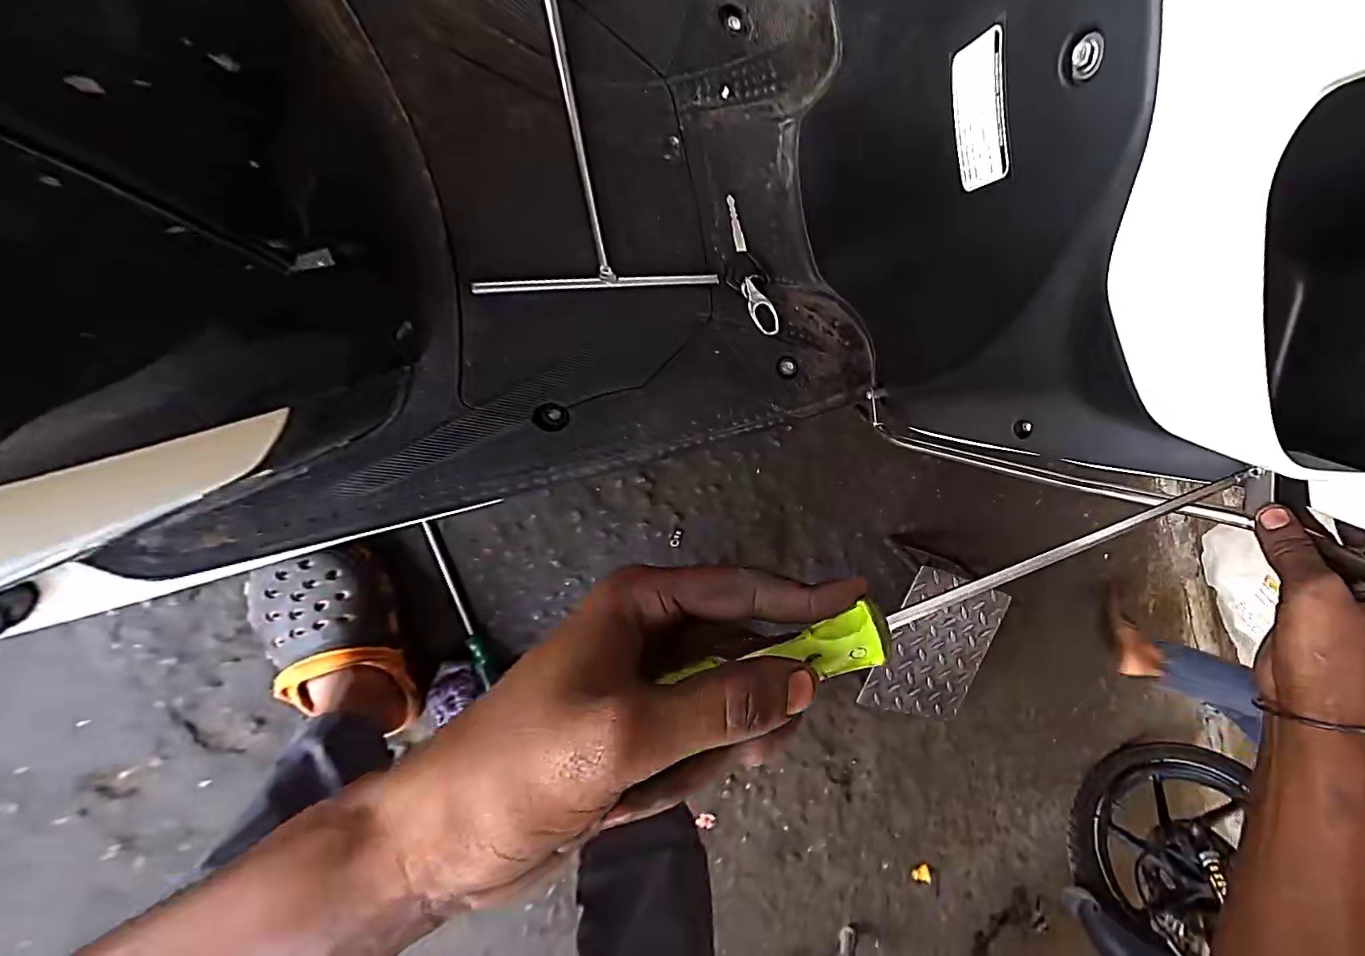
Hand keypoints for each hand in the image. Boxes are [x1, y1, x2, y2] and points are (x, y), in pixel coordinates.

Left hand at [364, 566, 865, 909]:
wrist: (436, 847)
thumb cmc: (518, 769)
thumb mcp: (625, 735)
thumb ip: (722, 704)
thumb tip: (804, 677)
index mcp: (644, 604)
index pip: (744, 590)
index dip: (805, 597)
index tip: (855, 598)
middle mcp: (656, 633)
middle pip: (748, 649)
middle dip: (755, 699)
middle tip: (770, 735)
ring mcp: (656, 683)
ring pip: (734, 700)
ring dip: (718, 747)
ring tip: (669, 783)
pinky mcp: (653, 727)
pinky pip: (710, 736)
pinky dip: (694, 771)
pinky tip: (646, 797)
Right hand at [1250, 506, 1364, 727]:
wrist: (1309, 717)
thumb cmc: (1340, 679)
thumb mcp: (1315, 594)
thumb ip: (1293, 547)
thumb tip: (1276, 520)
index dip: (1357, 501)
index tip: (1323, 484)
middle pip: (1358, 533)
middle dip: (1323, 516)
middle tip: (1293, 497)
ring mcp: (1356, 601)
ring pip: (1329, 552)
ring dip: (1301, 537)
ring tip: (1278, 516)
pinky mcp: (1323, 611)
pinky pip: (1307, 571)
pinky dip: (1289, 557)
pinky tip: (1273, 541)